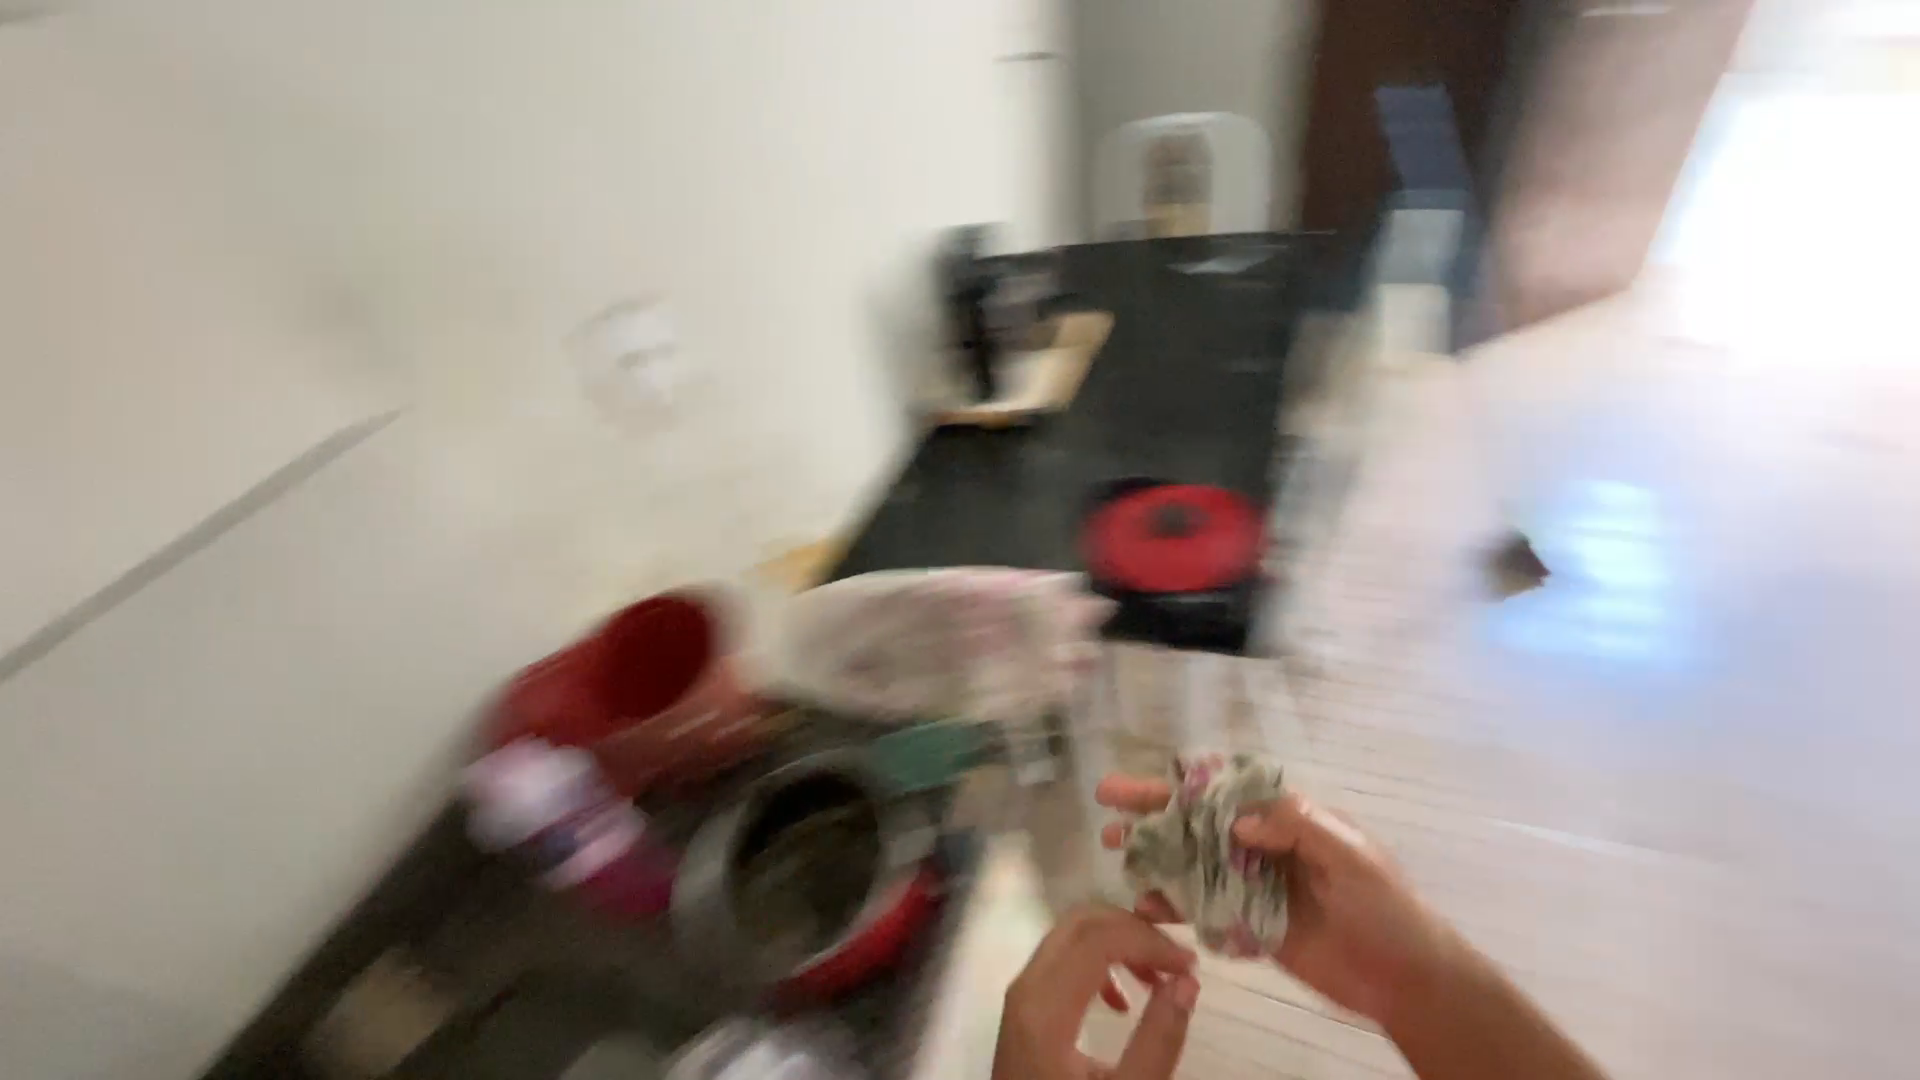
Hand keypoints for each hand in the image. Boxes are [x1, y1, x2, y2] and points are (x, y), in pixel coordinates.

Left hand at [992, 904, 1201, 1079]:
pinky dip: (1097, 961)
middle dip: (1133, 930)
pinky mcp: (1024, 1007)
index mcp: (1045, 1007)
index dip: (1148, 941)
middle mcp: (1026, 986)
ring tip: (1158, 978)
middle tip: (1176, 960)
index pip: (1098, 939)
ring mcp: (1021, 994)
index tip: (1190, 964)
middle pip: (1080, 923)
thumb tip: (1187, 982)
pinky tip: (1122, 1001)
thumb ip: (1159, 1041)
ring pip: (1069, 935)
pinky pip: (1061, 958)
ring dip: (1116, 942)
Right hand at [1097, 775, 1470, 1027]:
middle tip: (1107, 809)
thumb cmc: (1383, 904)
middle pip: (1195, 821)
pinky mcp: (1247, 925)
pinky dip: (1172, 905)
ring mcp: (1249, 884)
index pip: (1220, 790)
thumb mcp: (1347, 851)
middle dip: (1150, 813)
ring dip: (1153, 855)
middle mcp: (1258, 844)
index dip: (1176, 783)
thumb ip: (1294, 825)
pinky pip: (1201, 908)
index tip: (1139, 782)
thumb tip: (1235, 820)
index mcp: (1281, 817)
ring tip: (1114, 853)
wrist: (1407, 978)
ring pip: (1190, 861)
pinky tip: (1144, 907)